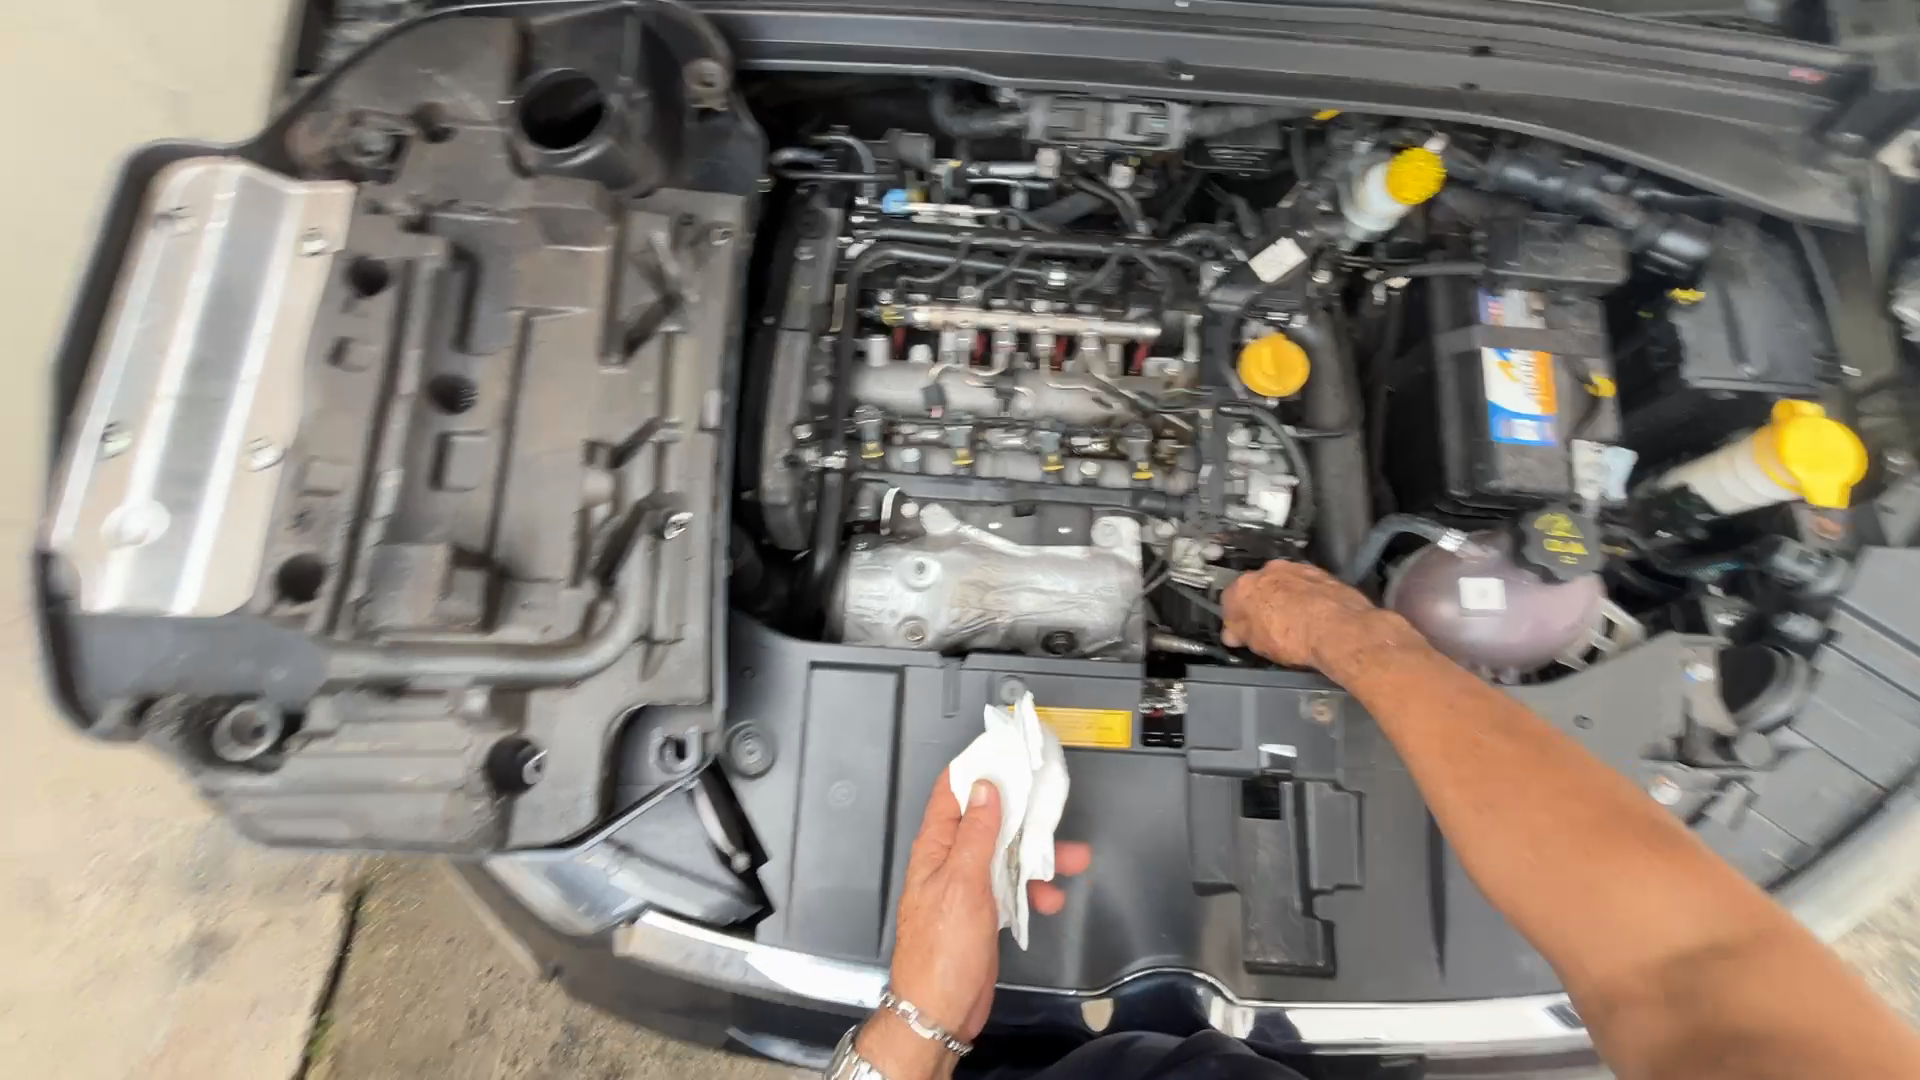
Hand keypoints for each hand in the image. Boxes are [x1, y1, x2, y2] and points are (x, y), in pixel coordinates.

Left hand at [860, 772, 1091, 1078]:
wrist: (940, 1010)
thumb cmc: (941, 948)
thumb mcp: (963, 882)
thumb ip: (976, 833)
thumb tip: (984, 787)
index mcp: (937, 844)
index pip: (953, 790)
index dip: (976, 768)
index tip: (1003, 751)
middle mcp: (950, 858)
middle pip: (988, 819)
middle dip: (1021, 813)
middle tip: (1050, 803)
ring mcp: (967, 883)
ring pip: (1005, 853)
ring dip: (1036, 854)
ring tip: (1070, 858)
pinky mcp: (983, 908)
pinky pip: (1011, 885)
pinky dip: (1031, 887)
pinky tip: (1049, 896)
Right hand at [1222, 560, 1416, 670]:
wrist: (1341, 631)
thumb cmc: (1294, 638)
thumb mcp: (1256, 645)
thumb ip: (1240, 633)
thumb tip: (1233, 633)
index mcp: (1244, 587)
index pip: (1229, 601)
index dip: (1234, 618)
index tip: (1240, 631)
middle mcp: (1268, 571)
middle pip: (1257, 588)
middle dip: (1260, 604)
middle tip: (1267, 627)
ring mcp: (1296, 570)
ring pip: (1283, 583)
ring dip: (1284, 598)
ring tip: (1294, 623)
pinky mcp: (1322, 574)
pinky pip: (1307, 585)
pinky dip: (1307, 597)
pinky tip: (1314, 616)